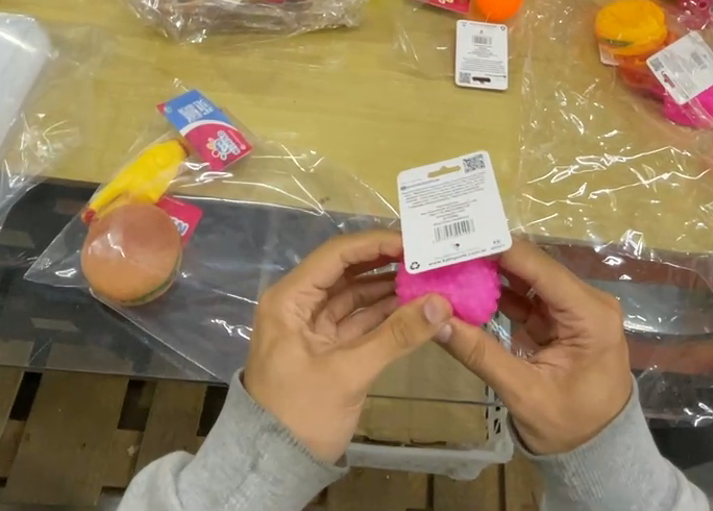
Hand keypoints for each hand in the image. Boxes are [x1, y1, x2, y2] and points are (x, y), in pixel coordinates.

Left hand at [243, 229, 453, 462]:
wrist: (272, 470)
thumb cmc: (300, 415)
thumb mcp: (347, 374)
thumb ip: (395, 336)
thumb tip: (440, 303)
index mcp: (290, 299)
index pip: (336, 255)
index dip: (374, 244)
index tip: (412, 242)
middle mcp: (299, 303)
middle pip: (346, 270)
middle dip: (385, 262)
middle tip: (424, 255)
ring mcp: (312, 325)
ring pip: (355, 294)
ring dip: (388, 287)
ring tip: (426, 277)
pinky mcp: (326, 347)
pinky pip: (359, 319)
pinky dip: (384, 313)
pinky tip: (413, 306)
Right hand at [437, 238, 631, 454]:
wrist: (600, 457)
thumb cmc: (572, 428)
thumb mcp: (524, 394)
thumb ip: (481, 354)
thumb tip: (437, 322)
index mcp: (590, 314)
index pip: (540, 267)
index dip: (499, 249)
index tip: (459, 238)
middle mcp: (587, 301)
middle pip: (533, 266)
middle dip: (490, 256)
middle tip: (447, 249)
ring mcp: (574, 308)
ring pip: (527, 277)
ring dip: (491, 271)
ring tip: (451, 261)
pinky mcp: (561, 318)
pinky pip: (527, 295)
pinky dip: (499, 292)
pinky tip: (469, 286)